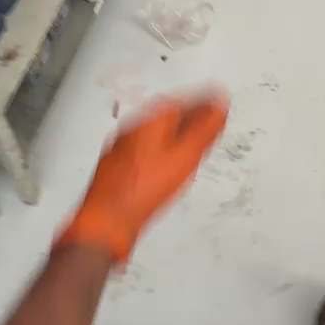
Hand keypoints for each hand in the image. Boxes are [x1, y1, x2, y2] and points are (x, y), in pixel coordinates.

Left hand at [56, 91, 229, 263]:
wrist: (106, 223)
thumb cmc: (140, 191)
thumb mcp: (183, 158)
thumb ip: (204, 131)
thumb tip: (219, 106)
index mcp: (146, 122)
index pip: (179, 101)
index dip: (201, 100)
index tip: (216, 100)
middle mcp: (130, 132)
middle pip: (164, 115)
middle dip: (188, 114)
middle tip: (206, 114)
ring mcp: (121, 152)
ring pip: (153, 134)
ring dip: (175, 132)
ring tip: (191, 137)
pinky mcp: (118, 171)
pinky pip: (144, 151)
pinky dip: (162, 150)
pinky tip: (167, 163)